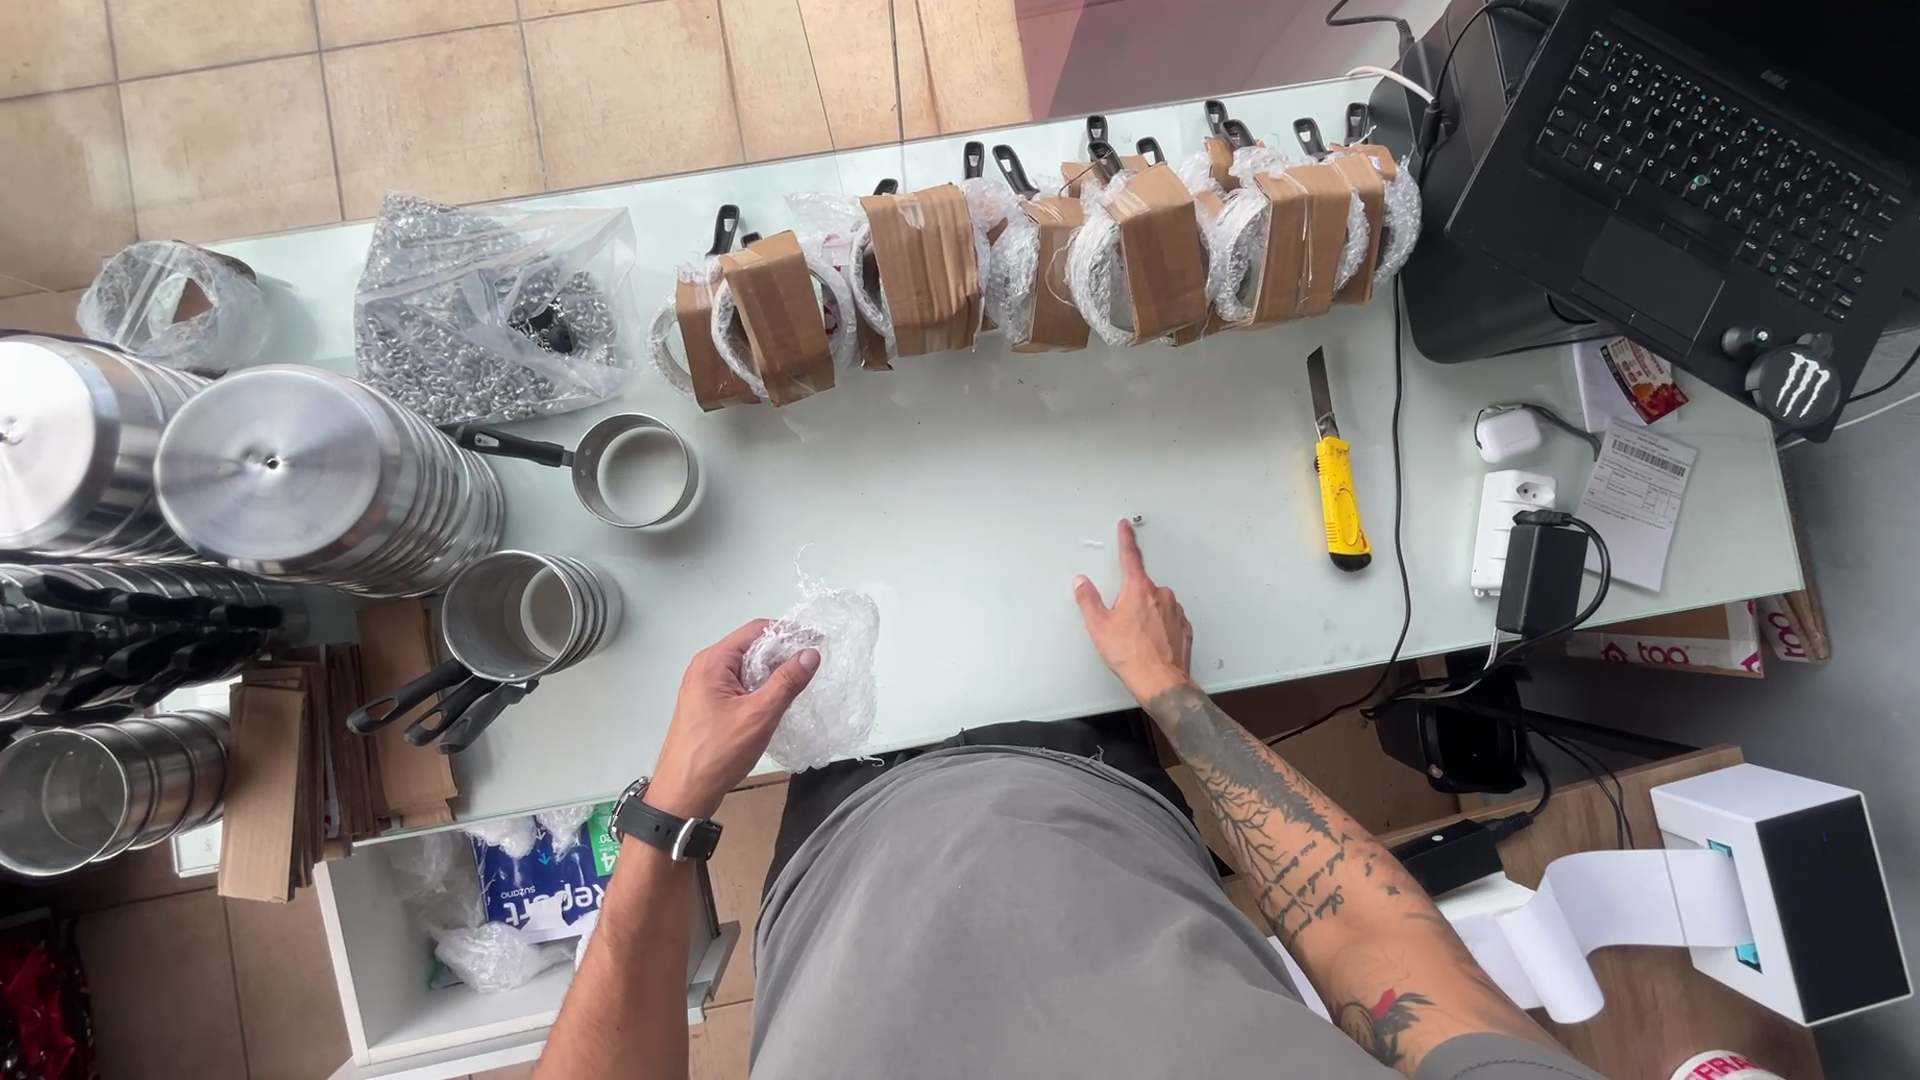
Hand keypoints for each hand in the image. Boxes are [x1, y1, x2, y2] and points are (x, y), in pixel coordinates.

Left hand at [647, 620, 818, 819]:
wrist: (683, 793)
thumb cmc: (717, 753)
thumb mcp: (759, 714)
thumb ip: (787, 681)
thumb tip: (811, 653)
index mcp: (713, 662)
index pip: (756, 630)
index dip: (788, 632)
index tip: (815, 641)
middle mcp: (706, 668)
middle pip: (751, 647)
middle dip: (781, 654)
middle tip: (808, 667)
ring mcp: (704, 687)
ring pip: (747, 668)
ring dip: (771, 674)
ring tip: (795, 687)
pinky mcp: (708, 704)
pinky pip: (740, 685)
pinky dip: (759, 688)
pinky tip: (774, 703)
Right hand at [1074, 519, 1193, 703]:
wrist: (1160, 683)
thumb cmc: (1131, 655)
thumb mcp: (1099, 626)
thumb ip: (1088, 599)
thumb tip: (1081, 583)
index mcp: (1139, 589)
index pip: (1130, 557)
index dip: (1126, 540)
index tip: (1125, 527)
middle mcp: (1161, 595)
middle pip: (1141, 587)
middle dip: (1129, 600)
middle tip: (1121, 624)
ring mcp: (1175, 611)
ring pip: (1155, 604)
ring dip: (1145, 615)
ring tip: (1135, 639)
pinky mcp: (1184, 627)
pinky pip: (1167, 619)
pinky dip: (1158, 627)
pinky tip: (1149, 643)